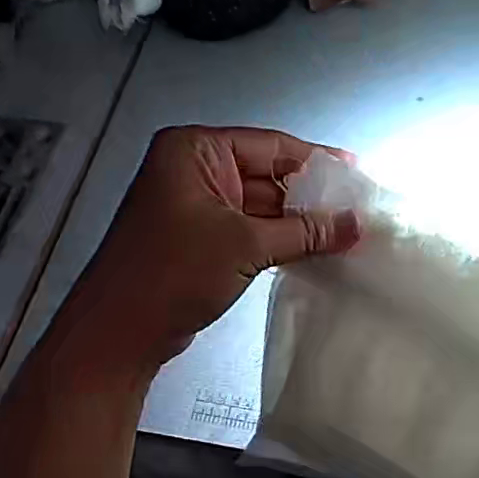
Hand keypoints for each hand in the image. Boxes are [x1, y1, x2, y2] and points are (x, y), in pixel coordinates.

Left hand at [53, 125, 361, 377]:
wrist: (121, 331)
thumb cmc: (175, 272)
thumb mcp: (245, 245)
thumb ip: (303, 231)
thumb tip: (354, 224)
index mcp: (195, 151)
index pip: (269, 145)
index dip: (315, 160)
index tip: (356, 175)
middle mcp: (192, 172)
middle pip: (265, 176)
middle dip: (309, 197)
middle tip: (357, 213)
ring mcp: (193, 209)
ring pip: (258, 208)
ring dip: (295, 224)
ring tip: (344, 235)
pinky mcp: (197, 243)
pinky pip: (246, 233)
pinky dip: (276, 242)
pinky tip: (312, 252)